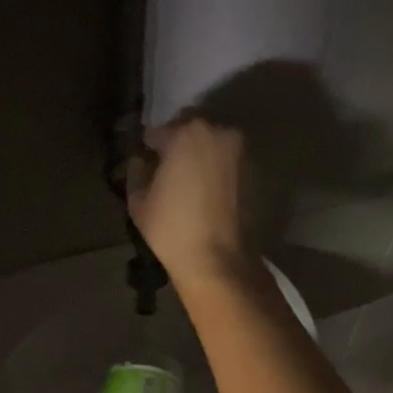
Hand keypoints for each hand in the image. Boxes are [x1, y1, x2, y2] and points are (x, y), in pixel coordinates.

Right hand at [127, 119, 254, 288]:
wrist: (219, 260)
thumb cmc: (172, 230)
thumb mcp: (139, 202)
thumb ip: (136, 173)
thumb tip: (140, 162)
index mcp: (186, 133)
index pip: (158, 132)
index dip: (149, 149)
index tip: (145, 164)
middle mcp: (219, 132)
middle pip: (190, 133)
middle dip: (178, 147)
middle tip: (168, 172)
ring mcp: (241, 152)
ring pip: (213, 147)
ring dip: (201, 158)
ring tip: (190, 185)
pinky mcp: (256, 173)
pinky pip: (229, 165)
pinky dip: (219, 173)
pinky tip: (209, 196)